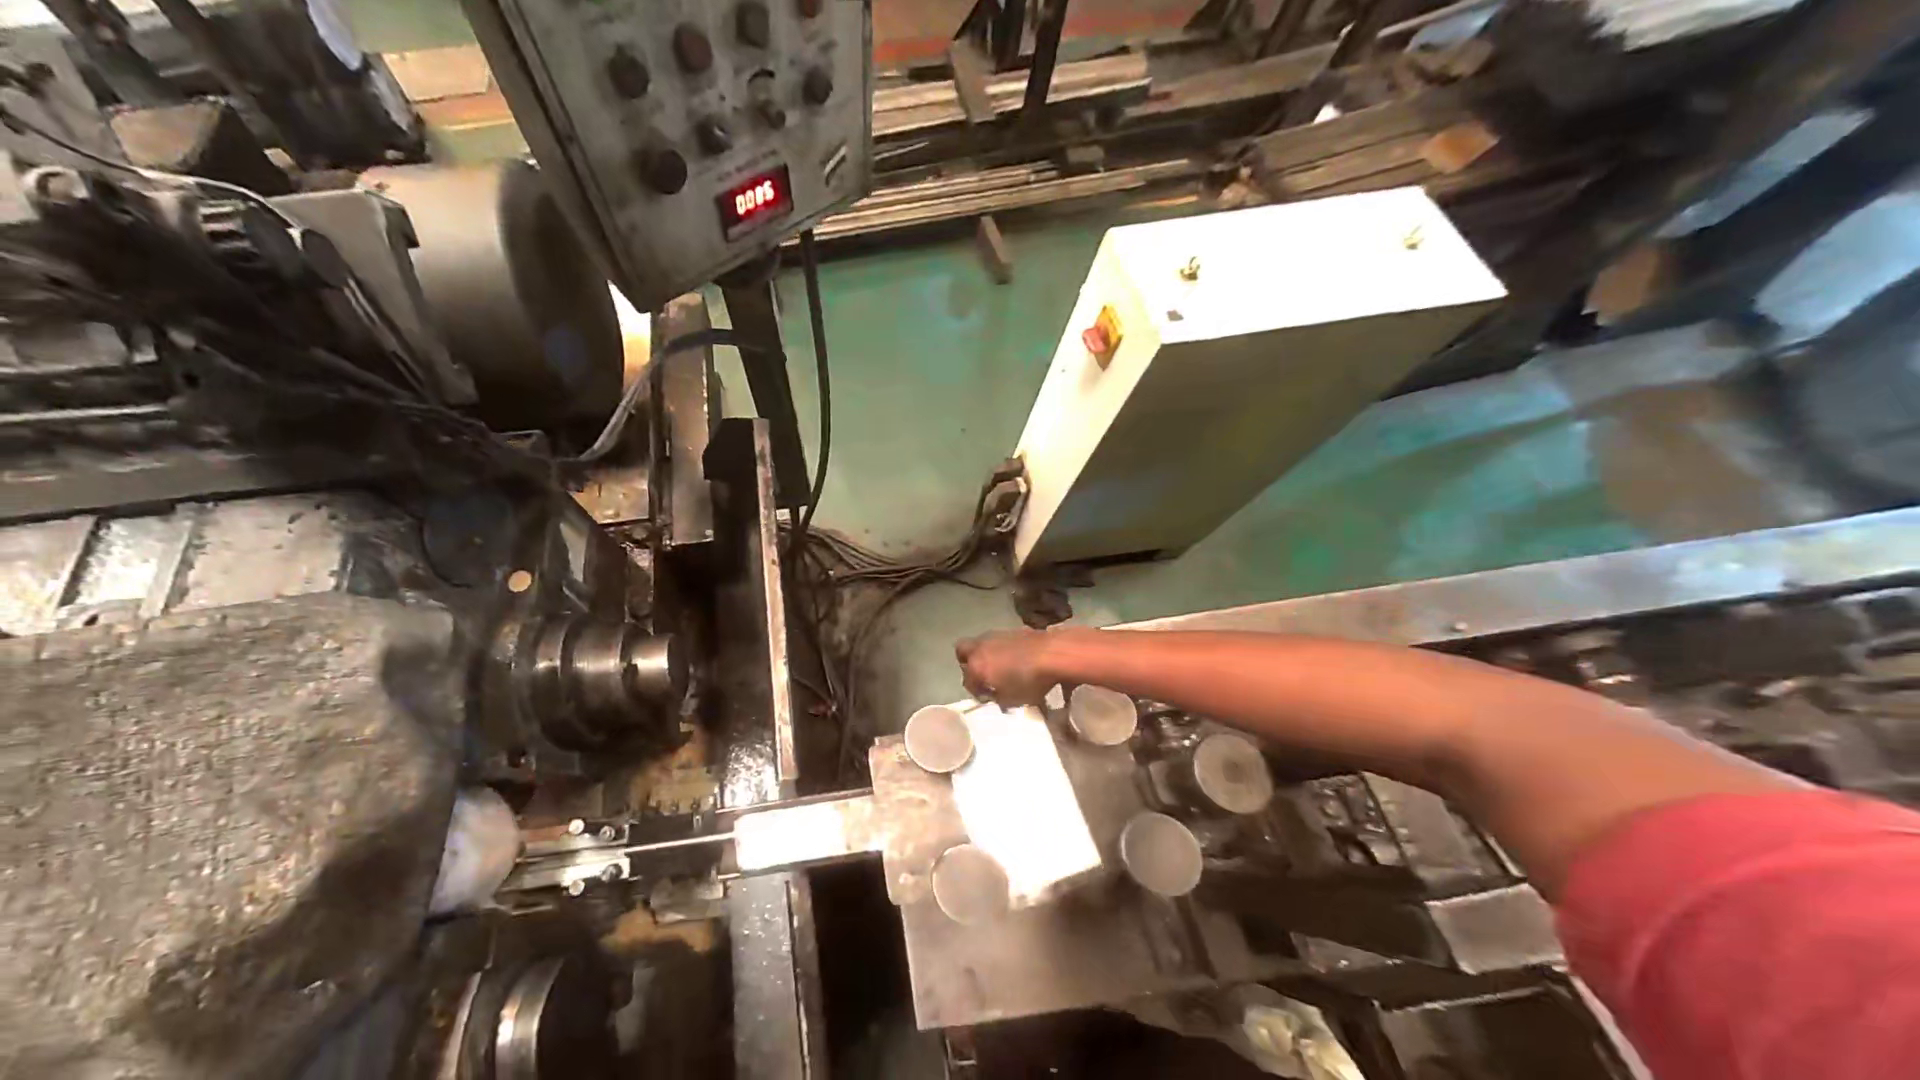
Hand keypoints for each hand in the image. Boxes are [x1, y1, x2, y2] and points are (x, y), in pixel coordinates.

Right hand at [955, 629, 1059, 705]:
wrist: (1054, 653)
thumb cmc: (1030, 681)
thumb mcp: (1013, 700)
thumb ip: (999, 698)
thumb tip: (997, 694)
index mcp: (976, 667)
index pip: (967, 682)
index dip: (977, 692)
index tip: (988, 697)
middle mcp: (981, 647)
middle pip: (963, 651)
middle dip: (968, 663)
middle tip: (983, 674)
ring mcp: (997, 635)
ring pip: (982, 643)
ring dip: (988, 654)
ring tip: (1003, 667)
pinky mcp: (1014, 629)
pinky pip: (1001, 640)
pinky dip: (1004, 648)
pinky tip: (1018, 658)